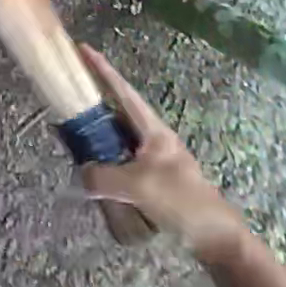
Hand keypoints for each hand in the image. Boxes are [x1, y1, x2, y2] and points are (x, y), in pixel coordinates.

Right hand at [78, 44, 248, 258]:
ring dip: (98, 141)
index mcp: (153, 129)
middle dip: (93, 107)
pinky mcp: (155, 182)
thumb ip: (103, 177)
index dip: (102, 69)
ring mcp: (154, 160)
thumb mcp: (138, 185)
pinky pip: (122, 164)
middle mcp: (153, 138)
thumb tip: (82, 173)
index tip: (83, 49)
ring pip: (118, 141)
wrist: (218, 237)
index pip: (123, 90)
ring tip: (73, 143)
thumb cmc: (182, 201)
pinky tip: (95, 177)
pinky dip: (106, 164)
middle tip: (67, 104)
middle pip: (117, 114)